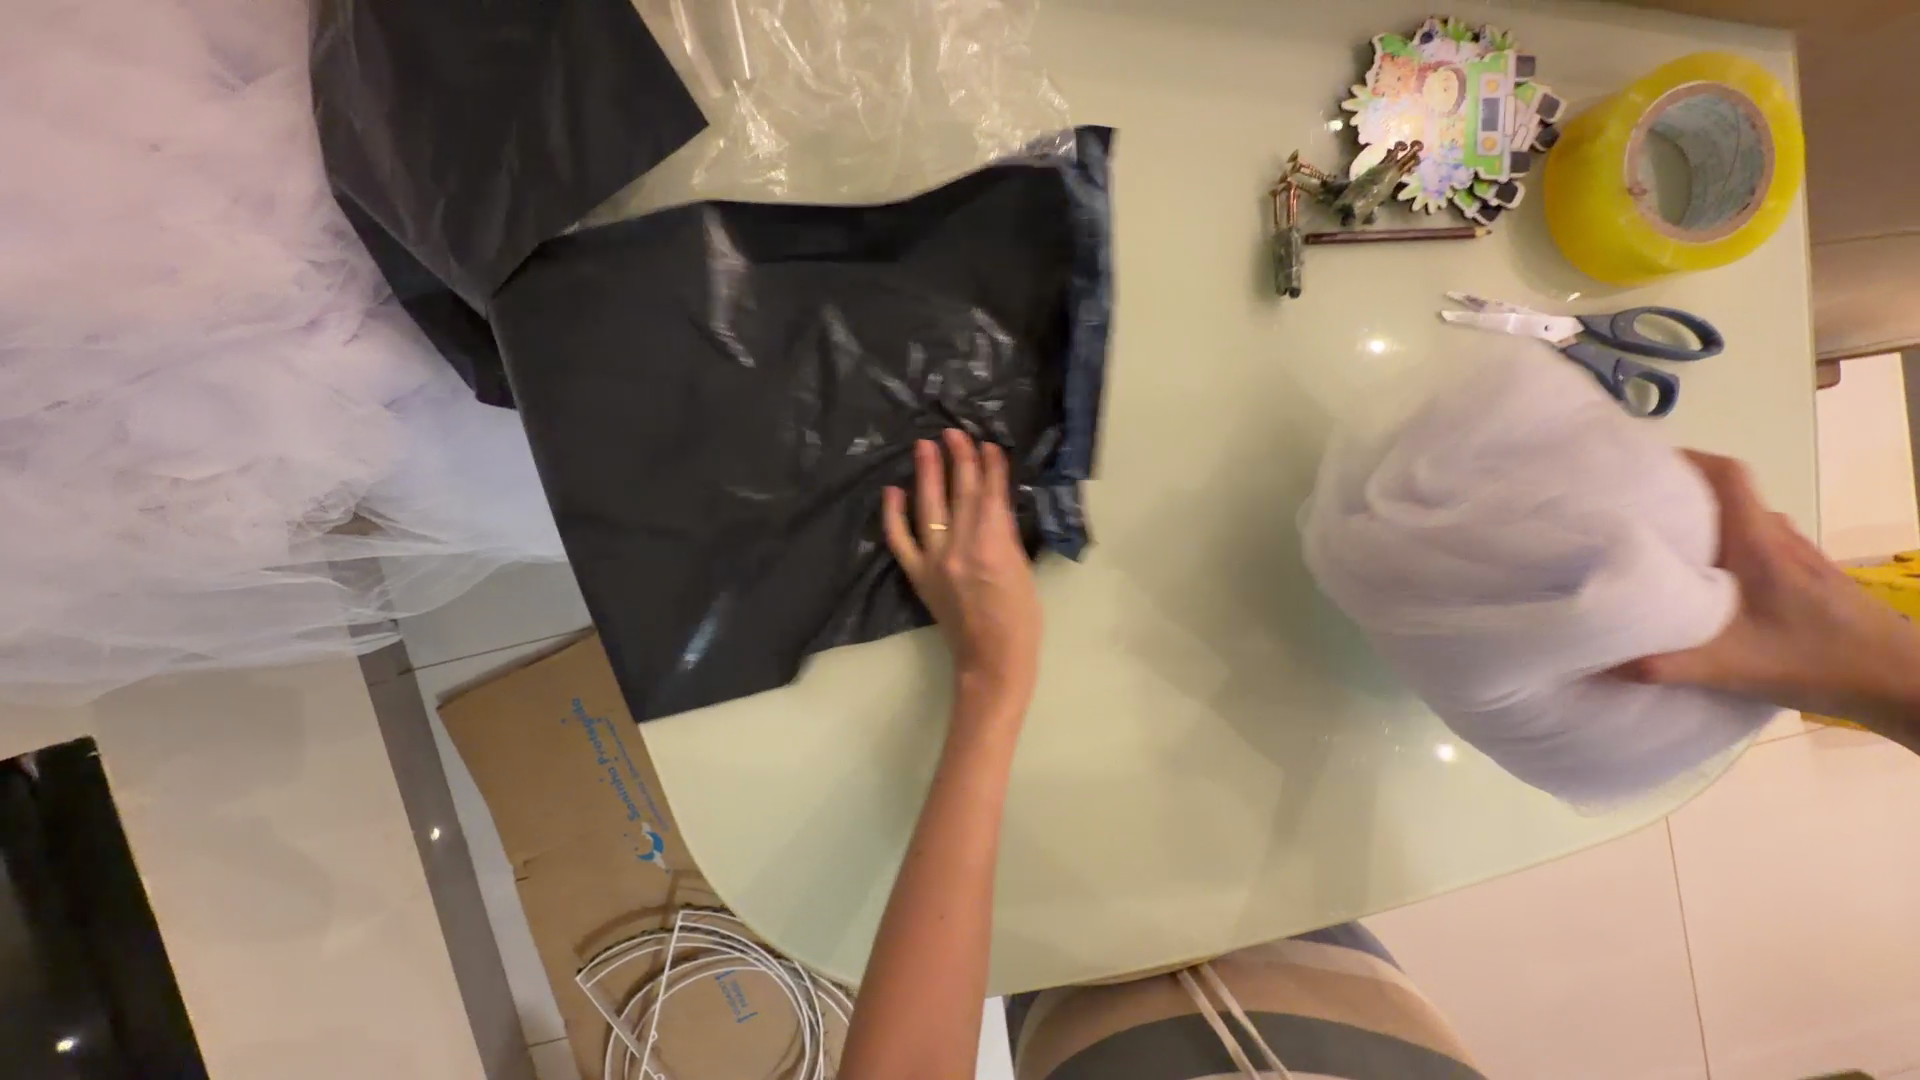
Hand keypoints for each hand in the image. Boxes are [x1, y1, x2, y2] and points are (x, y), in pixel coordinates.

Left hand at [882, 430, 1042, 711]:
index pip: (989, 496)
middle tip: (953, 432)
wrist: (991, 661)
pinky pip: (900, 540)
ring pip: (929, 508)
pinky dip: (894, 515)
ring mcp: (934, 561)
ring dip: (927, 475)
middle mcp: (959, 548)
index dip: (989, 467)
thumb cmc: (1020, 619)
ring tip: (925, 446)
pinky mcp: (918, 576)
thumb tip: (993, 501)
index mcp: (992, 546)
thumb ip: (1004, 533)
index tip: (987, 444)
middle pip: (959, 495)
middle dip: (958, 460)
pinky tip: (893, 491)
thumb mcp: (1022, 569)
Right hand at [1620, 451, 1919, 735]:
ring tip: (1658, 539)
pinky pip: (1757, 541)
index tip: (1640, 462)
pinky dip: (1725, 543)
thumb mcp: (1731, 667)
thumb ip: (1663, 664)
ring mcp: (1798, 556)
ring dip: (1702, 520)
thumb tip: (1599, 662)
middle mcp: (1779, 540)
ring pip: (1743, 519)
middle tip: (1629, 506)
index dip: (1685, 459)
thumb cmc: (1818, 660)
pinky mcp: (1807, 575)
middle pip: (1727, 496)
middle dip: (1678, 493)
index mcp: (1758, 545)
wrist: (1904, 681)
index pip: (1728, 477)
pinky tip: (1705, 575)